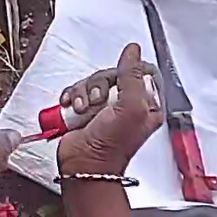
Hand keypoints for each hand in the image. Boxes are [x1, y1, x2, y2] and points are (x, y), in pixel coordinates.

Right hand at [58, 44, 162, 175]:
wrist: (84, 165)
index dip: (128, 71)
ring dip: (83, 93)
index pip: (141, 72)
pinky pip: (76, 90)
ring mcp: (104, 108)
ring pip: (92, 82)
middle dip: (100, 85)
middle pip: (112, 74)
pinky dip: (71, 96)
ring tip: (82, 110)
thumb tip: (133, 51)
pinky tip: (71, 107)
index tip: (119, 80)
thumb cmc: (111, 146)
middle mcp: (126, 105)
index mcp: (146, 104)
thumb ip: (133, 76)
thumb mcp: (131, 108)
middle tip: (97, 101)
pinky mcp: (84, 111)